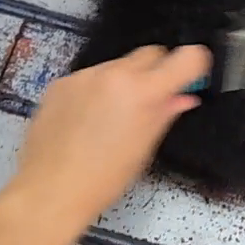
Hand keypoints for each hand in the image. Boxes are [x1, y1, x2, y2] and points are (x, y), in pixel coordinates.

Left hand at [4, 45, 209, 233]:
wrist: (49, 190)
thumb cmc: (102, 180)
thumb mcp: (144, 149)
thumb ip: (165, 114)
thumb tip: (183, 97)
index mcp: (143, 92)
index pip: (186, 58)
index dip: (194, 63)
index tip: (193, 72)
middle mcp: (115, 75)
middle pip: (150, 53)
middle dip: (156, 71)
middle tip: (151, 99)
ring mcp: (86, 75)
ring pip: (118, 65)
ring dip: (123, 82)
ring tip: (111, 117)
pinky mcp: (62, 82)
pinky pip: (90, 76)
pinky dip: (95, 90)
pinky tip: (86, 119)